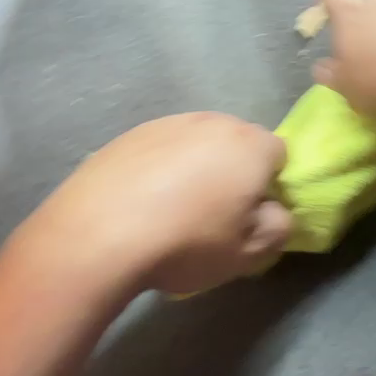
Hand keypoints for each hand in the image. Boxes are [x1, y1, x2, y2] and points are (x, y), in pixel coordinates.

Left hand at [16, 113, 292, 298]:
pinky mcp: (131, 133)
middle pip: (237, 143)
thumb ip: (279, 227)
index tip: (247, 215)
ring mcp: (170, 123)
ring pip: (198, 143)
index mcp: (251, 145)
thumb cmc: (186, 243)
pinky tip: (141, 203)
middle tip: (213, 213)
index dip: (268, 185)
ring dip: (196, 168)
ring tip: (171, 209)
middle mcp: (215, 122)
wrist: (96, 236)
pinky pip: (161, 148)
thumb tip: (274, 210)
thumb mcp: (247, 253)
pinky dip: (159, 168)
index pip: (279, 155)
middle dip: (233, 171)